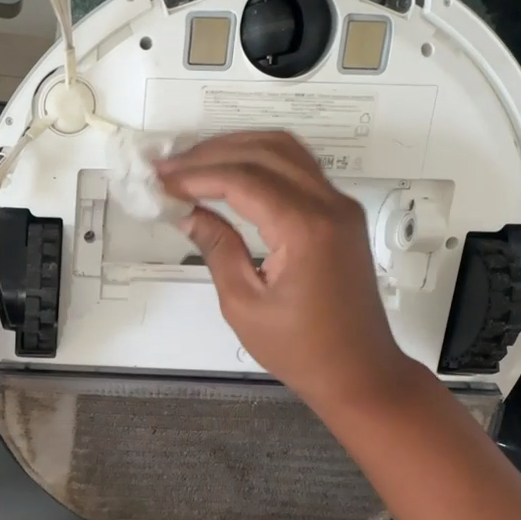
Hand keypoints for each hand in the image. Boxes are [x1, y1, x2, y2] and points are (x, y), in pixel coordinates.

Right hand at [157, 131, 415, 414]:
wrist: (357, 370)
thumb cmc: (303, 350)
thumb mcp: (244, 304)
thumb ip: (217, 249)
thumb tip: (190, 214)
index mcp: (306, 230)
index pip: (243, 179)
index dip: (197, 175)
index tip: (163, 181)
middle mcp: (330, 206)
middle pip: (265, 152)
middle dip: (211, 153)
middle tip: (170, 166)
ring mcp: (339, 206)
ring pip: (285, 150)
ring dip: (237, 148)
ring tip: (193, 162)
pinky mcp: (339, 214)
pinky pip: (298, 168)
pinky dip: (260, 162)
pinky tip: (229, 173)